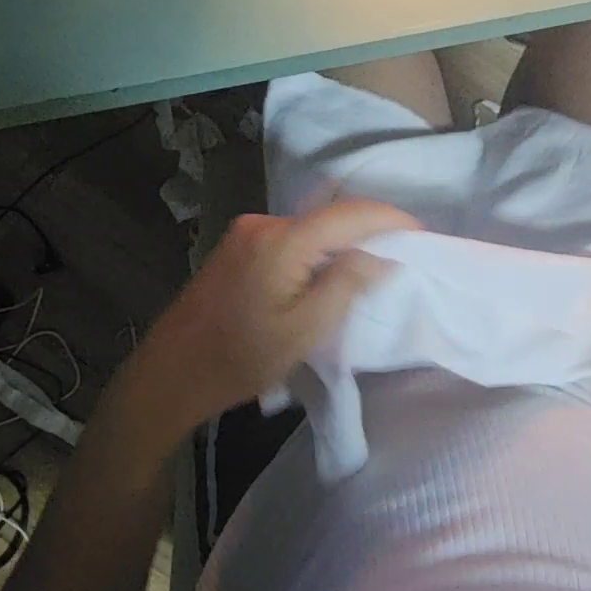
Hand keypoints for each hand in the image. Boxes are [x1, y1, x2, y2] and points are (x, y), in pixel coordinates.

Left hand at [139, 200, 418, 424]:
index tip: (421, 235)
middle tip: (402, 253)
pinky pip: (292, 237)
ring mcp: (246, 233)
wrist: (168, 376)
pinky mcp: (237, 246)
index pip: (350, 213)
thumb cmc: (240, 359)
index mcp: (282, 240)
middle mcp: (263, 223)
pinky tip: (330, 271)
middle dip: (370, 228)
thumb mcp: (304, 330)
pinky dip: (318, 248)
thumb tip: (381, 254)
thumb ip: (347, 284)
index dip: (390, 218)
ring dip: (342, 240)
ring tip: (373, 264)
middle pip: (331, 214)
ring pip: (312, 226)